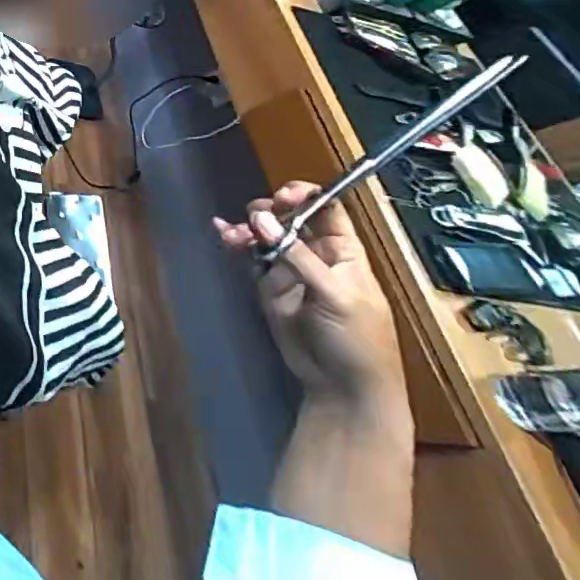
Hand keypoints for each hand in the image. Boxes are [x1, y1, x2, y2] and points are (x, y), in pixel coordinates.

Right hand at [213, 182, 403, 404]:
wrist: (341, 385)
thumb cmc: (357, 339)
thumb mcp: (335, 294)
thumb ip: (296, 255)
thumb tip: (259, 219)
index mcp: (343, 252)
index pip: (327, 210)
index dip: (307, 195)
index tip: (284, 193)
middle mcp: (314, 254)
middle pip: (289, 217)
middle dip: (270, 210)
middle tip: (256, 216)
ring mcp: (289, 269)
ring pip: (264, 234)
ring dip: (248, 227)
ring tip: (235, 235)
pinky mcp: (267, 285)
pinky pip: (249, 256)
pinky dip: (235, 243)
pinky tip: (223, 233)